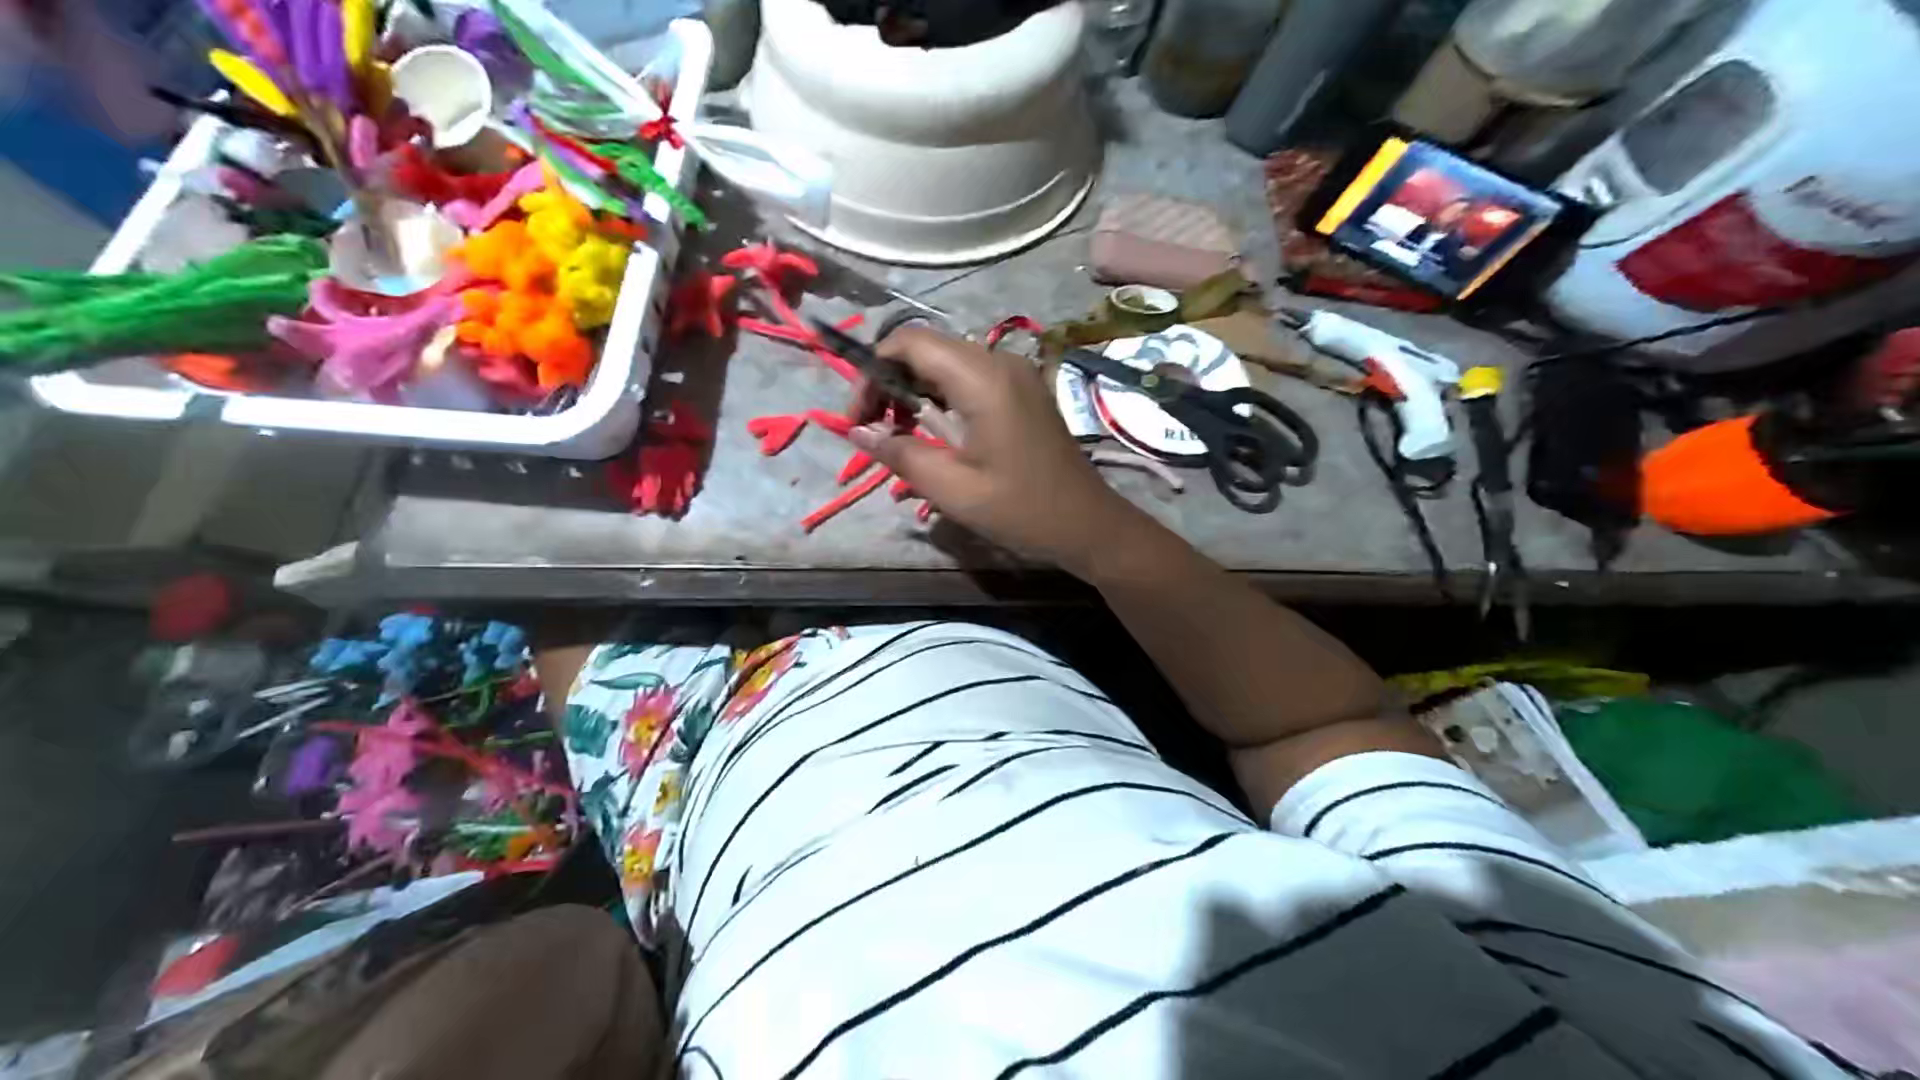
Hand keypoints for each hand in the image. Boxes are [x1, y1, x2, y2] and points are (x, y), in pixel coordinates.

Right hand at [848, 328, 1149, 575]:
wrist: (1087, 524)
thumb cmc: (1021, 509)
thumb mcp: (952, 489)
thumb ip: (900, 453)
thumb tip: (857, 431)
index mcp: (982, 378)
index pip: (909, 341)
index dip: (873, 371)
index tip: (859, 417)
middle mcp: (1000, 361)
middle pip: (927, 348)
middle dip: (890, 382)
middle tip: (875, 429)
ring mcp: (1016, 373)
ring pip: (946, 362)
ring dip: (915, 390)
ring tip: (901, 435)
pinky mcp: (1023, 389)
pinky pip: (970, 377)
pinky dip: (942, 397)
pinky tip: (936, 433)